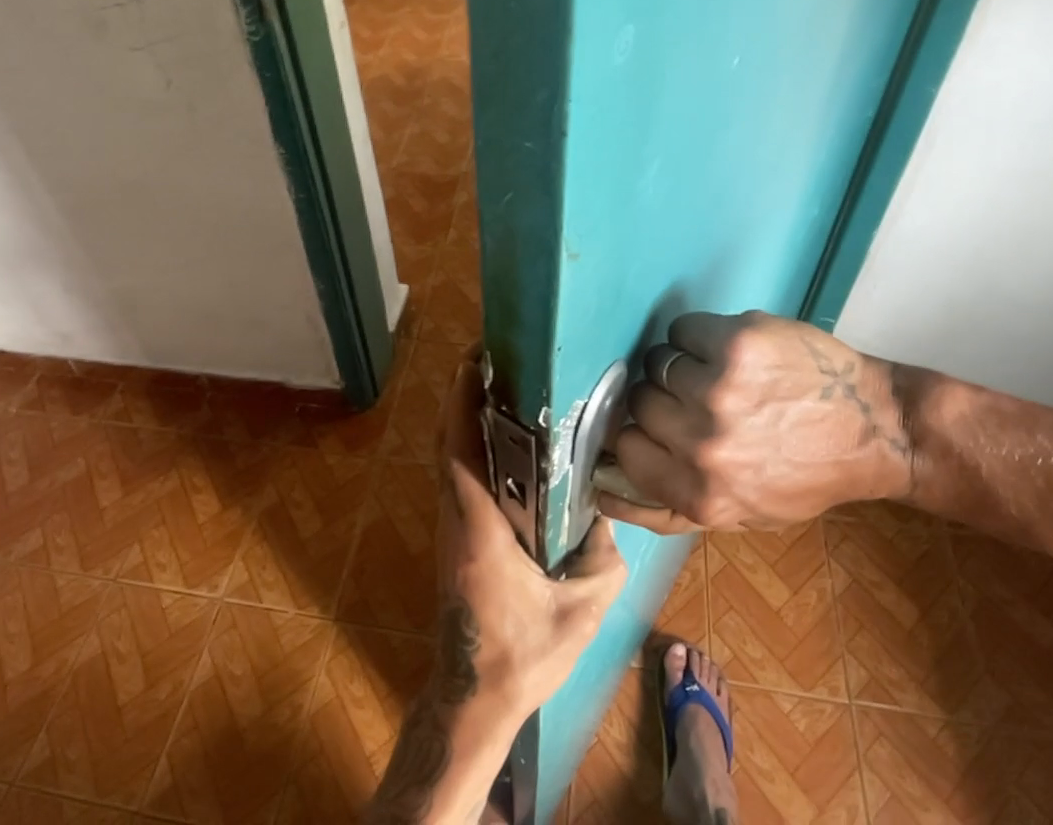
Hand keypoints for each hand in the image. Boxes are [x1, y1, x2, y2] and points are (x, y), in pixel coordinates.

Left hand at [435, 355, 627, 715]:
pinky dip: (469, 446)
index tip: (473, 361)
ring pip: (448, 460)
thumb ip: (603, 558)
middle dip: (462, 396)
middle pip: (448, 445)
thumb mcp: (582, 611)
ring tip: (499, 385)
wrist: (475, 695)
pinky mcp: (455, 540)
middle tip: (493, 358)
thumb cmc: (522, 654)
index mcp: (480, 531)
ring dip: (464, 418)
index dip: (461, 403)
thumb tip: (604, 515)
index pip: (460, 453)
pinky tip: (502, 440)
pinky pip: (457, 479)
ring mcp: (450, 530)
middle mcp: (456, 521)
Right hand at [598, 311, 913, 532]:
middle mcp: (703, 445)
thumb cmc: (805, 477)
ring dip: (678, 365)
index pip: (623, 448)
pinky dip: (697, 336)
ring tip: (716, 374)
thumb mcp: (736, 517)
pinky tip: (727, 350)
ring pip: (656, 362)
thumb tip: (599, 491)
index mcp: (698, 494)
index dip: (639, 433)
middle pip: (637, 401)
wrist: (877, 430)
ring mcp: (719, 390)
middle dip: (662, 399)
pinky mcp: (738, 343)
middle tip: (698, 401)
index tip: (659, 428)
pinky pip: (682, 329)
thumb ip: (666, 510)